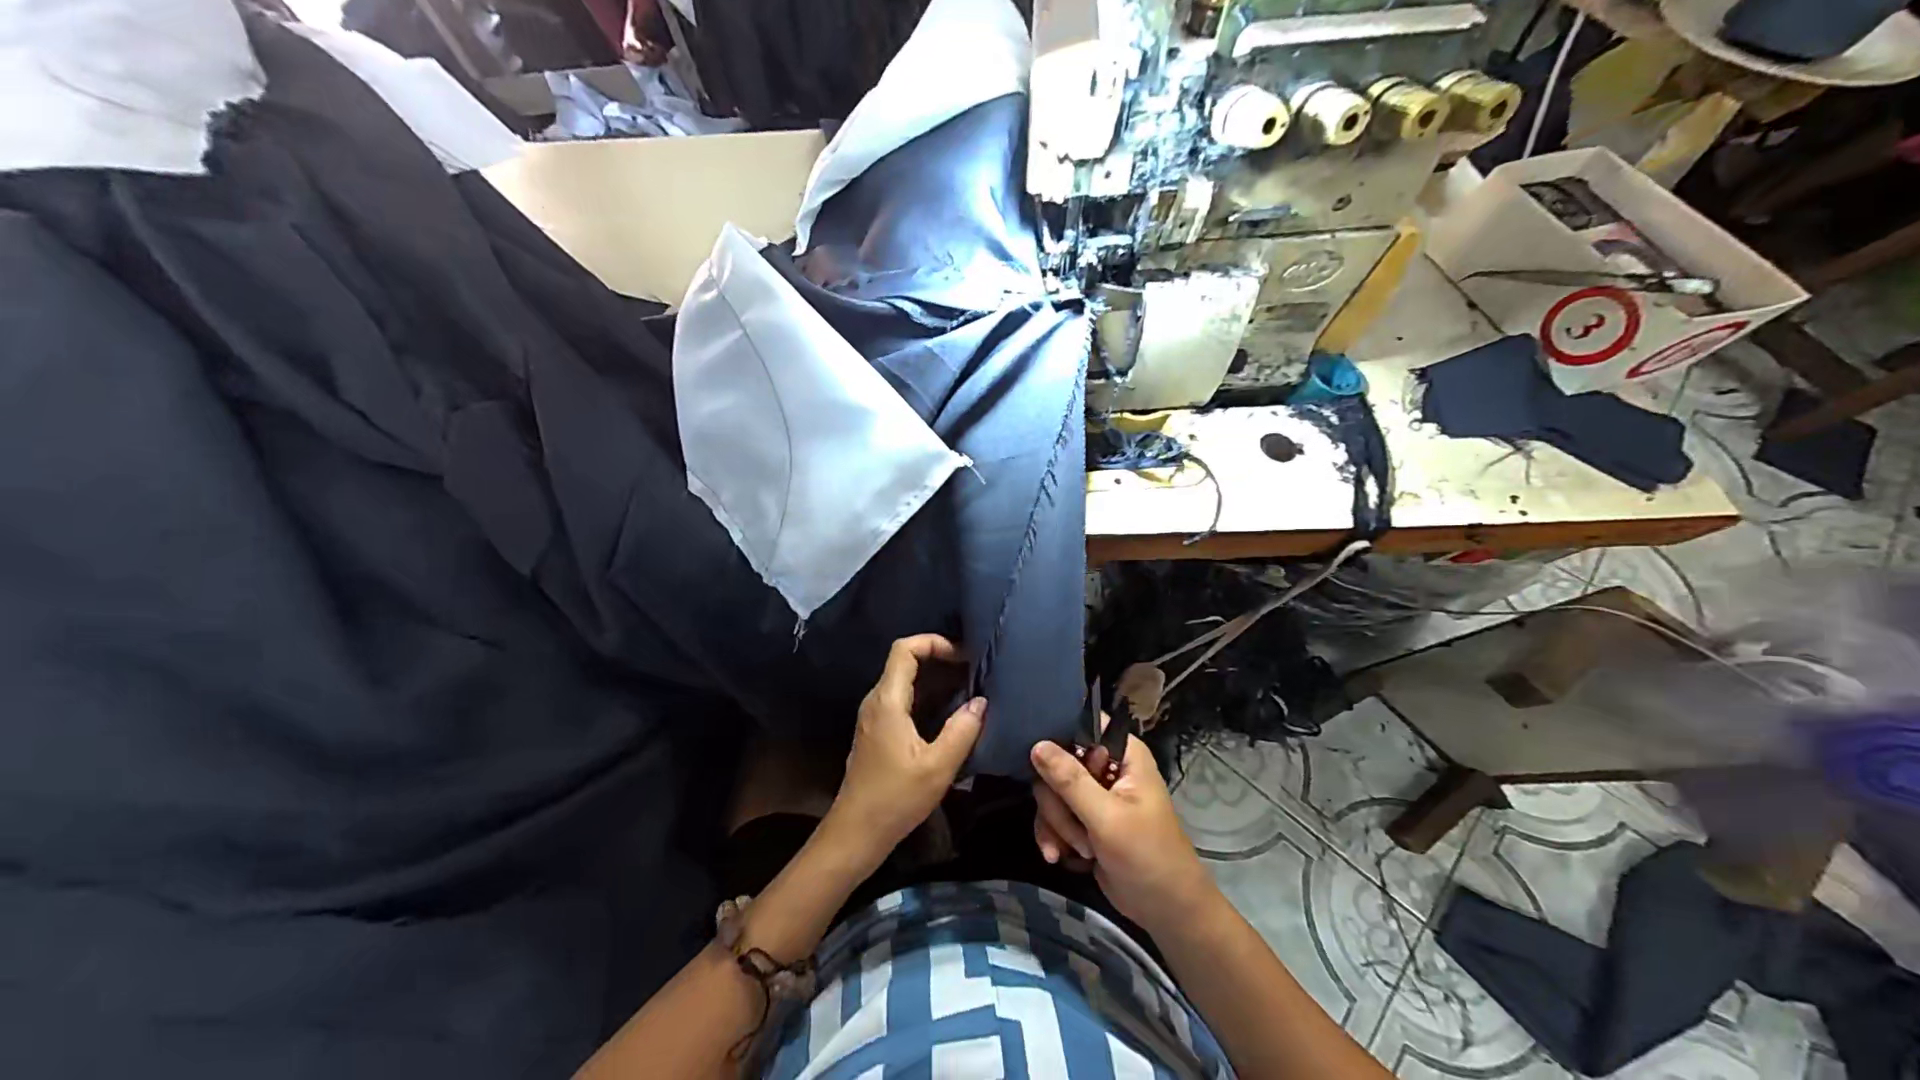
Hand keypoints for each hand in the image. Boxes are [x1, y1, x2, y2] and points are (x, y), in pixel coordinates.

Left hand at [824, 635, 984, 866]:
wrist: (857, 832)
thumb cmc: (896, 798)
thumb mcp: (938, 767)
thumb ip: (962, 730)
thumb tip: (981, 701)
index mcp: (887, 701)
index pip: (905, 649)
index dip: (934, 642)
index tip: (965, 656)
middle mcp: (877, 701)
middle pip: (906, 662)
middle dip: (941, 659)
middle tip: (976, 671)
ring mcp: (875, 716)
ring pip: (906, 681)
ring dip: (937, 680)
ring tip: (972, 688)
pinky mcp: (879, 731)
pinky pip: (905, 700)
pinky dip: (929, 697)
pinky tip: (953, 713)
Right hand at [1030, 735, 1218, 933]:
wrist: (1163, 909)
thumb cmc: (1146, 855)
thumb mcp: (1107, 817)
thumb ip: (1070, 780)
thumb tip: (1036, 745)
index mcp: (1123, 754)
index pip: (1083, 724)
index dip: (1058, 739)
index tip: (1040, 761)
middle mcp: (1107, 767)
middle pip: (1057, 762)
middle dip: (1059, 801)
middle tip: (1077, 828)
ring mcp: (1093, 794)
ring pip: (1051, 792)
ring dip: (1057, 824)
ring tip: (1079, 850)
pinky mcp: (1082, 820)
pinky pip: (1052, 815)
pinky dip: (1053, 836)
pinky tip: (1057, 856)